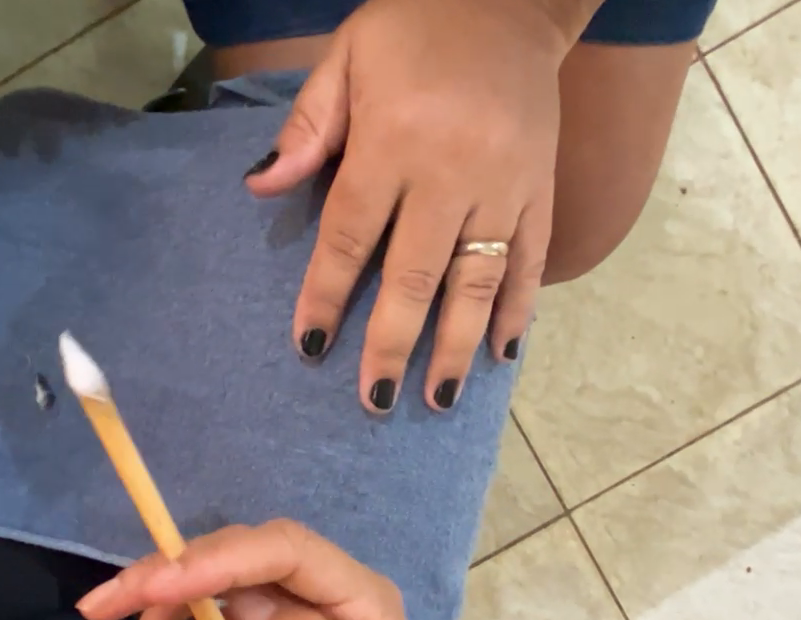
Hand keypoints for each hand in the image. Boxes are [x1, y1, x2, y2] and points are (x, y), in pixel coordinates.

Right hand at [77, 521, 444, 619]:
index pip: (284, 550)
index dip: (218, 558)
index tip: (155, 586)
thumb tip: (241, 600)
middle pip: (240, 559)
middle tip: (102, 606)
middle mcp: (325, 587)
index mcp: (358, 593)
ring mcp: (298, 608)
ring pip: (221, 590)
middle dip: (171, 579)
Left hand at [246, 0, 577, 413]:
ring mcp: (504, 185)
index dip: (326, 296)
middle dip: (391, 344)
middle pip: (413, 276)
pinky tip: (501, 355)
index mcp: (393, 141)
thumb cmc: (415, 28)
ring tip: (436, 401)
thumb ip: (307, 127)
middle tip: (374, 400)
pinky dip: (518, 309)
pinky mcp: (542, 190)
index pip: (349, 237)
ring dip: (455, 346)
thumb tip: (258, 188)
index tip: (310, 347)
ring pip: (476, 281)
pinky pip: (532, 259)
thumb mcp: (347, 56)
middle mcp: (451, 172)